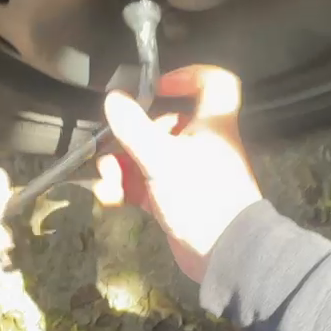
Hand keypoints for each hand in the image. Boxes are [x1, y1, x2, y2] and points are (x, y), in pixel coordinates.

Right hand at [93, 65, 261, 281]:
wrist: (224, 254)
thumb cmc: (201, 196)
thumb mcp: (162, 158)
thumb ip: (134, 128)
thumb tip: (112, 99)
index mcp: (212, 125)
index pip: (213, 84)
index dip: (188, 76)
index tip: (157, 86)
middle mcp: (202, 144)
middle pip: (165, 124)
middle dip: (131, 134)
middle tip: (111, 145)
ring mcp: (188, 174)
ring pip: (149, 157)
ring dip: (122, 164)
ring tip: (106, 177)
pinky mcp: (175, 200)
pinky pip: (144, 186)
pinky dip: (126, 188)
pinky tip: (108, 196)